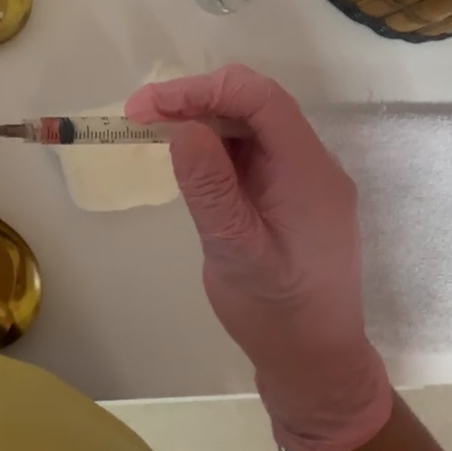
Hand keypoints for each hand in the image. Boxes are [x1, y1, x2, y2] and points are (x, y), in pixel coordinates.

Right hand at [127, 64, 390, 450]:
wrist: (312, 360)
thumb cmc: (275, 312)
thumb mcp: (236, 253)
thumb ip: (211, 188)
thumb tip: (181, 126)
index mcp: (308, 174)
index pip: (261, 100)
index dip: (201, 90)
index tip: (148, 107)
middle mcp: (308, 163)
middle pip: (252, 101)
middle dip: (192, 97)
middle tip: (139, 116)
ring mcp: (295, 174)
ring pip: (244, 118)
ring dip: (195, 114)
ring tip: (147, 128)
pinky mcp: (279, 187)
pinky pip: (242, 144)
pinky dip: (205, 137)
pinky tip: (177, 151)